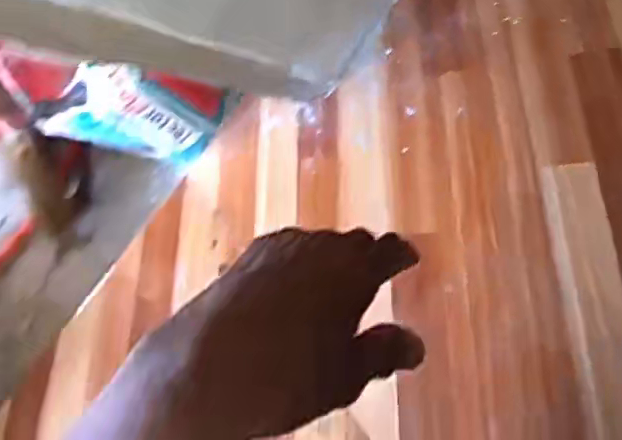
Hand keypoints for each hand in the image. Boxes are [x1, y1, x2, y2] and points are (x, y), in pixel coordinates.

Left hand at [83, 228, 423, 439]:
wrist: (205, 365)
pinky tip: (291, 290)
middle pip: (355, 242)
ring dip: (331, 260)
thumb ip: (381, 354)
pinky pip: (291, 247)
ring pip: (321, 243)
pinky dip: (301, 262)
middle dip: (366, 258)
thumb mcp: (341, 377)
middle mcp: (323, 245)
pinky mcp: (255, 249)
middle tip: (370, 284)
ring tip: (330, 292)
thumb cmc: (284, 378)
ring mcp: (286, 243)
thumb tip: (415, 344)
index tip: (409, 259)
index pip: (388, 249)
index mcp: (352, 270)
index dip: (400, 254)